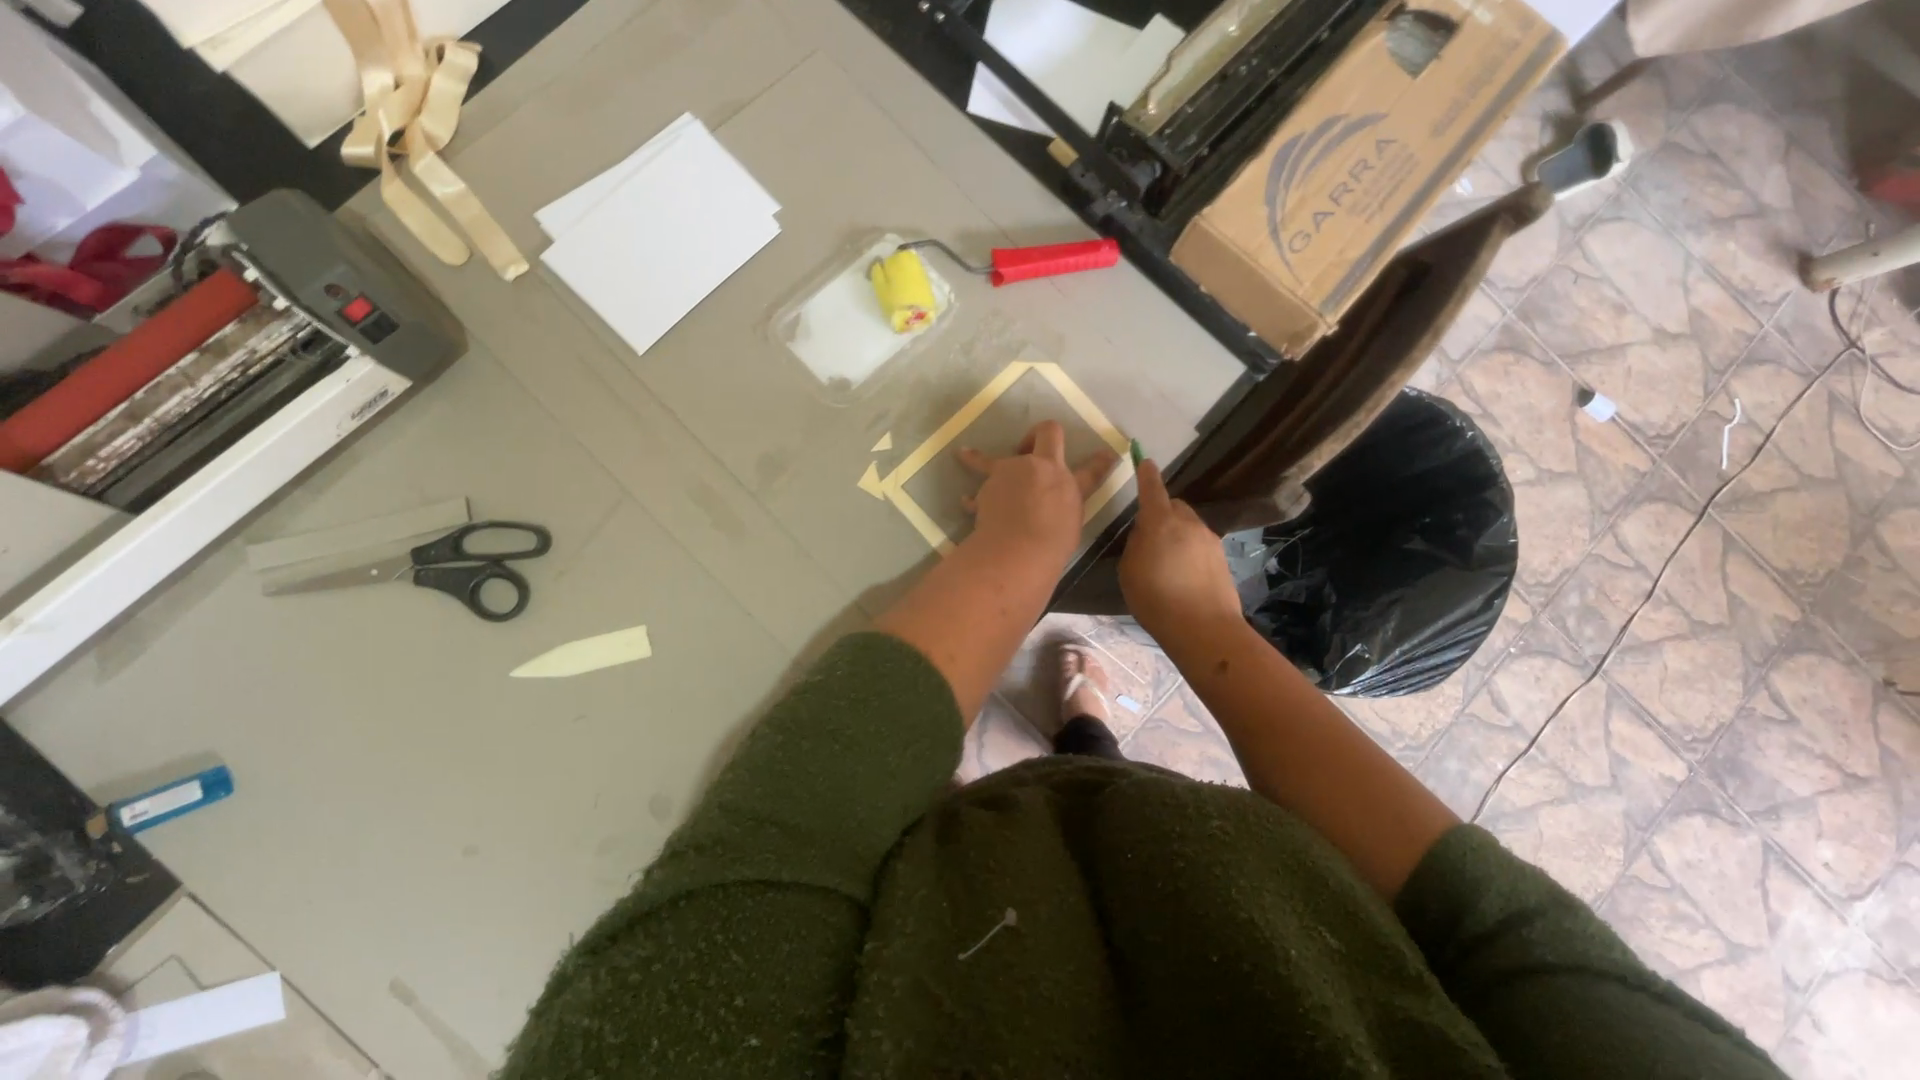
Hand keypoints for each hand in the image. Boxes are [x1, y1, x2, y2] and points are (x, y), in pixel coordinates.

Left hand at [959, 421, 1116, 565]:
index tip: (1107, 455)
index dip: (1100, 461)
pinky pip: (976, 491)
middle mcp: (1040, 468)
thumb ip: (1064, 506)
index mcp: (1067, 482)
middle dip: (1037, 436)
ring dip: (983, 460)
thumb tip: (1056, 505)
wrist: (1018, 548)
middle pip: (1045, 433)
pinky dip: (971, 497)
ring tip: (968, 457)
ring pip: (993, 459)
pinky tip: (965, 501)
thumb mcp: (1069, 525)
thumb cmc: (1050, 544)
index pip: (1092, 469)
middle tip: (1030, 447)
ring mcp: (1011, 472)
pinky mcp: (988, 485)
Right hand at [1119, 460, 1241, 639]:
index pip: (1152, 489)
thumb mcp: (1129, 570)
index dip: (1147, 475)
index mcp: (1160, 522)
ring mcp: (1209, 539)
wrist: (1202, 627)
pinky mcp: (1222, 557)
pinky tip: (1184, 577)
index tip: (1145, 462)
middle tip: (1150, 538)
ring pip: (1189, 526)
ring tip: (1167, 565)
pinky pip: (1200, 545)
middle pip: (1174, 506)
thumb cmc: (1155, 598)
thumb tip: (1146, 533)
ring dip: (1177, 535)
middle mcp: (1188, 523)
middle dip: (1163, 513)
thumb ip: (1137, 544)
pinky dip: (1190, 552)